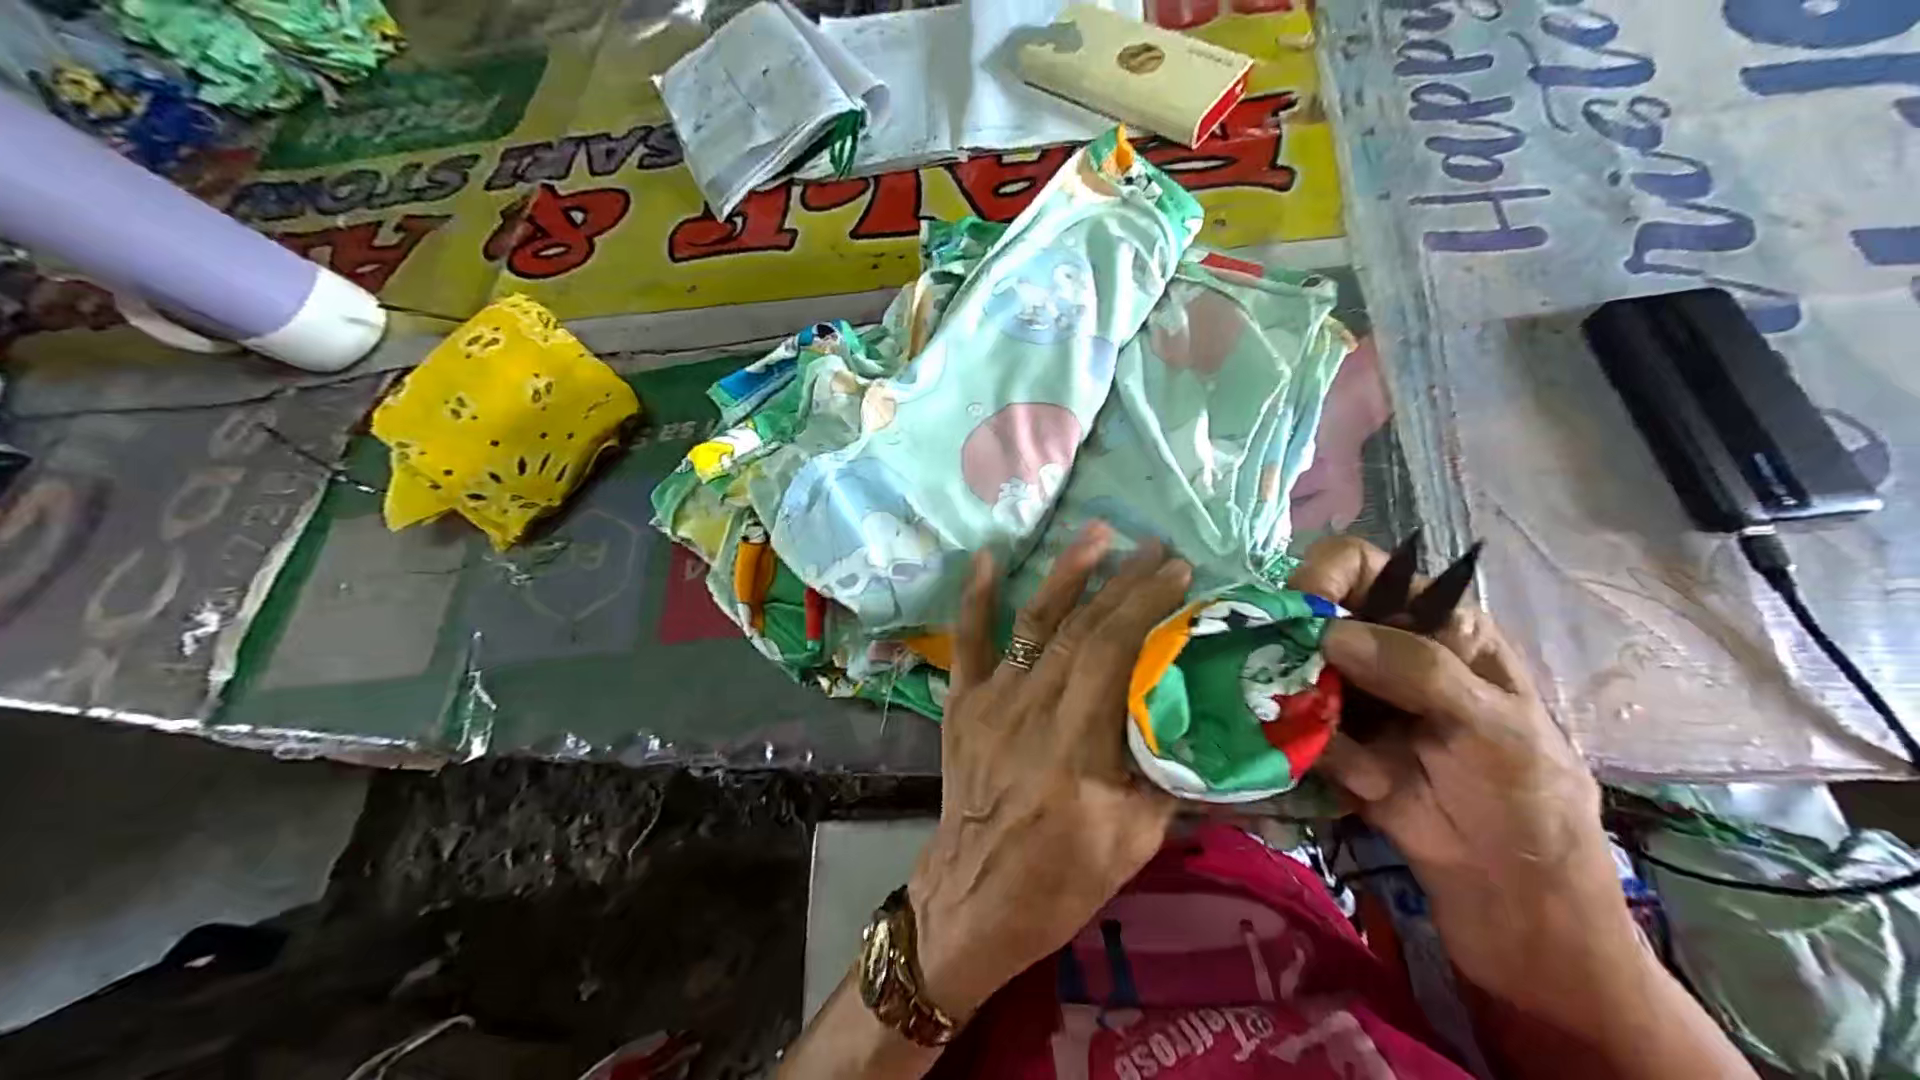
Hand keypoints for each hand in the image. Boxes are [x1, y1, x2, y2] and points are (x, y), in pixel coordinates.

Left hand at [907, 526, 1189, 1020]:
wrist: (976, 896)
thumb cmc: (1063, 878)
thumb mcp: (1135, 839)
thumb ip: (1166, 771)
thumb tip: (1201, 713)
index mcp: (1077, 746)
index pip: (1114, 652)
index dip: (1146, 605)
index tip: (1178, 572)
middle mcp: (1031, 711)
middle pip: (1081, 629)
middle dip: (1123, 582)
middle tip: (1156, 547)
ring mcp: (990, 702)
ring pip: (1033, 624)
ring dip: (1066, 574)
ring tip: (1097, 533)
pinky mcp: (962, 704)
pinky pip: (968, 643)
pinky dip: (975, 598)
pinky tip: (986, 556)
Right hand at [1288, 537, 1625, 1012]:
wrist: (1503, 879)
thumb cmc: (1521, 788)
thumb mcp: (1495, 722)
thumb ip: (1422, 669)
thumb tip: (1330, 632)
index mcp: (1429, 622)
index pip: (1358, 566)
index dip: (1323, 574)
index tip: (1301, 607)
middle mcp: (1377, 645)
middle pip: (1308, 616)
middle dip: (1298, 650)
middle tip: (1309, 694)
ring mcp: (1344, 689)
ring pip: (1288, 668)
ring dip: (1303, 706)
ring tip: (1356, 756)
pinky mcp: (1321, 731)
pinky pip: (1288, 719)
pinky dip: (1312, 748)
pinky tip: (1364, 781)